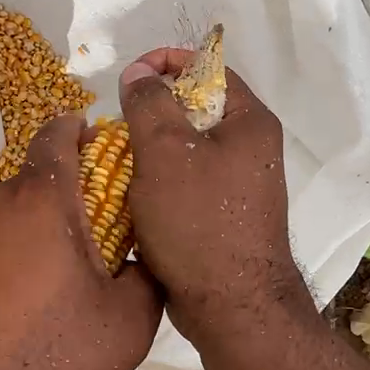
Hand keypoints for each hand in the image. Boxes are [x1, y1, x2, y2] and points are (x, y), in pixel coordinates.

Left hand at [0, 113, 164, 369]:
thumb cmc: (49, 358)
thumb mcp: (126, 325)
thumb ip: (147, 276)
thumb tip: (143, 255)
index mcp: (43, 201)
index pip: (57, 135)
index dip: (76, 130)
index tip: (89, 138)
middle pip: (29, 187)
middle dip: (54, 206)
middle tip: (75, 252)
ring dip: (17, 239)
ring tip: (30, 294)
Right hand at [118, 49, 308, 339]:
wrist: (232, 308)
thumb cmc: (199, 221)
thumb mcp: (165, 152)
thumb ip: (149, 103)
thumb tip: (139, 72)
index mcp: (249, 122)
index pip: (209, 67)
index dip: (167, 62)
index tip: (130, 76)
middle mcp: (251, 147)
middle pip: (194, 107)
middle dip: (152, 110)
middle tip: (120, 123)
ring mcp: (238, 183)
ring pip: (185, 147)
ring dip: (151, 148)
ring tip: (119, 160)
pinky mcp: (222, 213)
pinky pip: (185, 180)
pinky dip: (158, 179)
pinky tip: (132, 194)